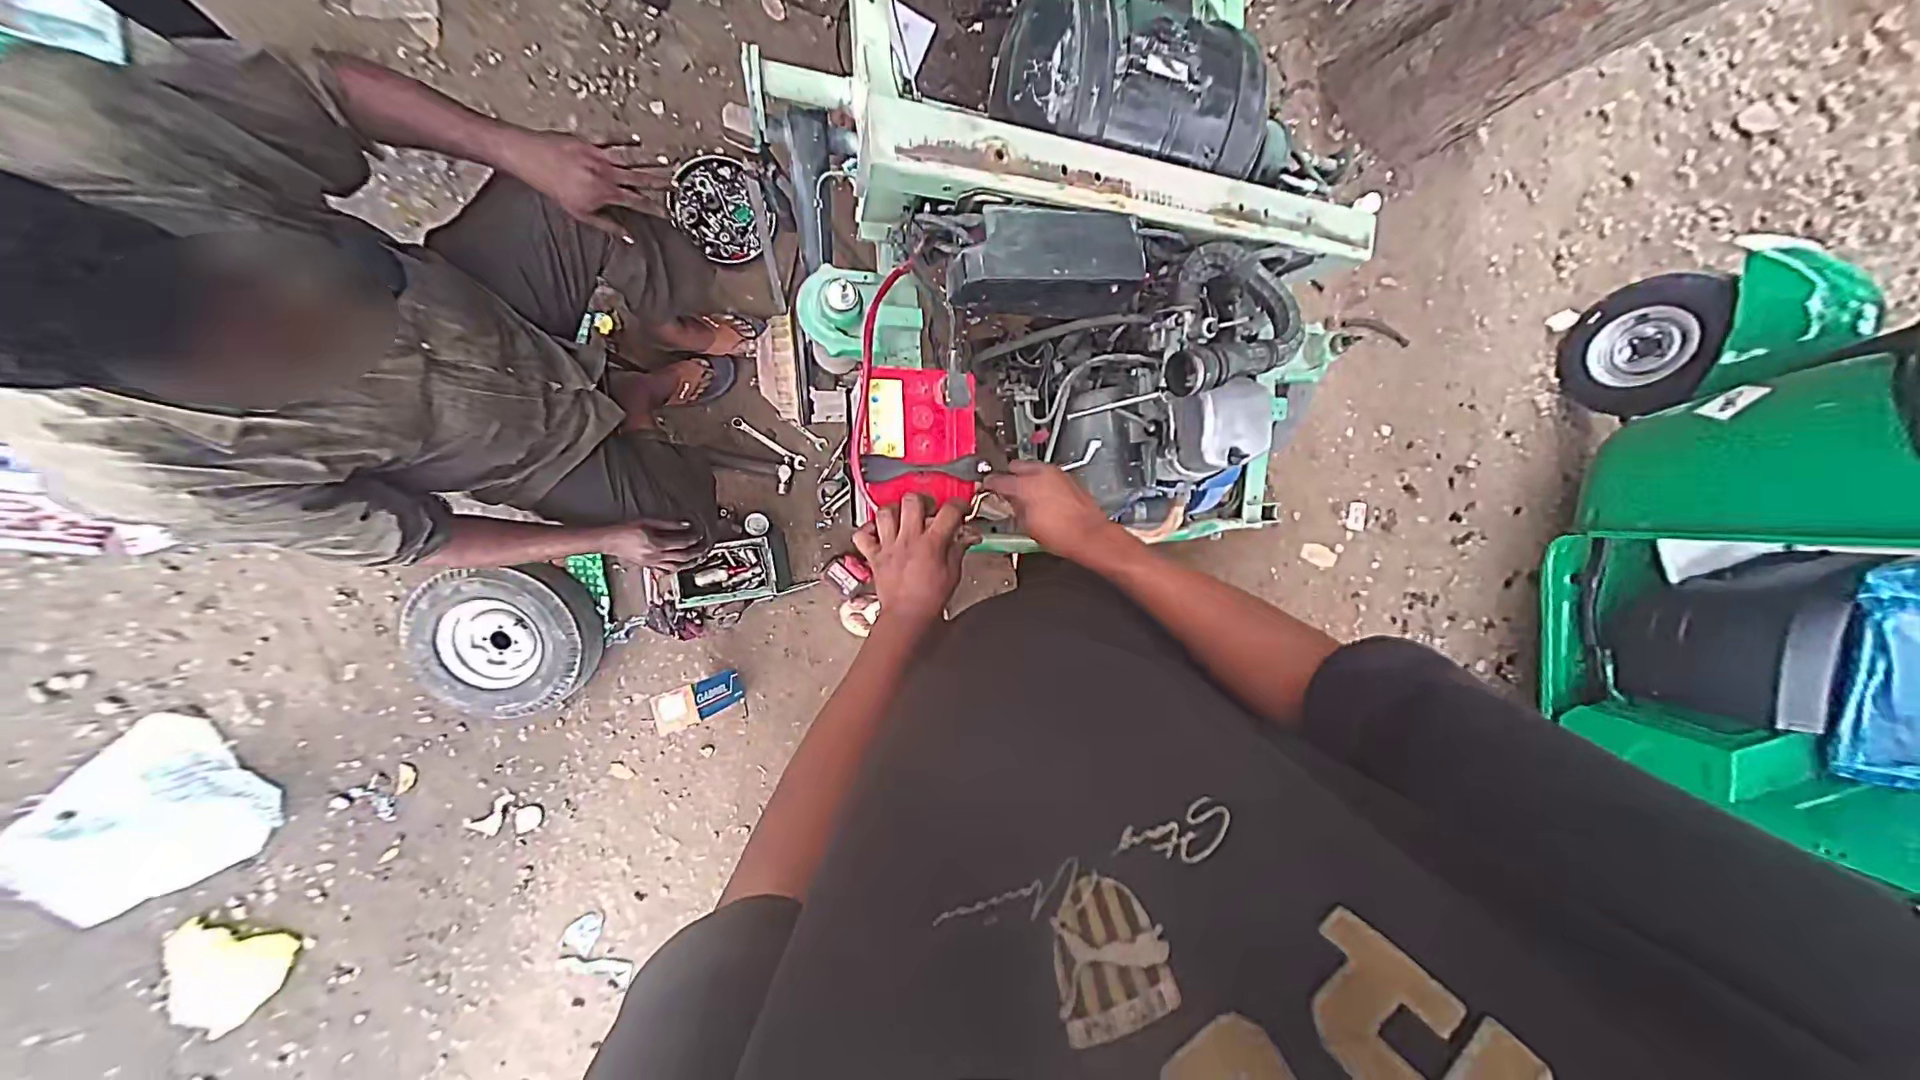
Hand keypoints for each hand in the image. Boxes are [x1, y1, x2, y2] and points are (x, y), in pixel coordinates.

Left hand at [496, 131, 667, 237]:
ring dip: (650, 160)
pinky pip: (611, 139)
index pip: (637, 202)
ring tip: (666, 161)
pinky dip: (625, 139)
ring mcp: (598, 154)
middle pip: (640, 178)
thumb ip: (607, 225)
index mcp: (605, 192)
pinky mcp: (588, 141)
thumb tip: (627, 237)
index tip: (668, 211)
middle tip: (676, 183)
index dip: (655, 207)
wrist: (527, 156)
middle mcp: (605, 172)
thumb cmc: (551, 186)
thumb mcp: (580, 213)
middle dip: (660, 182)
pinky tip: (637, 140)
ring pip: (630, 158)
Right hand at [600, 518, 704, 568]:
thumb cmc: (625, 530)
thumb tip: (686, 525)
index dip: (694, 539)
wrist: (609, 540)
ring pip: (677, 566)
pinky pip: (667, 570)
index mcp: (656, 544)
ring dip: (690, 562)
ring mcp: (653, 563)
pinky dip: (677, 568)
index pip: (682, 543)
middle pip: (683, 556)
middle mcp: (656, 556)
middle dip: (697, 552)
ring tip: (698, 557)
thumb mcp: (648, 521)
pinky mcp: (649, 566)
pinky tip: (681, 565)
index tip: (700, 535)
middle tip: (705, 547)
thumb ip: (668, 524)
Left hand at [852, 494, 969, 631]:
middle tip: (928, 508)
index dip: (958, 505)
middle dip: (923, 500)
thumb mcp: (953, 573)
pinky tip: (878, 531)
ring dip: (895, 510)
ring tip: (903, 516)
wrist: (907, 617)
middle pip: (912, 501)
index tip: (960, 509)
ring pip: (885, 512)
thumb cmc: (929, 600)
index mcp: (931, 544)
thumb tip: (967, 536)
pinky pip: (862, 535)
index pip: (949, 512)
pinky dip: (868, 530)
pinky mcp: (874, 556)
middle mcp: (908, 540)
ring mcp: (889, 546)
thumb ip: (958, 549)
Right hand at [982, 460, 1125, 562]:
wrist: (1090, 535)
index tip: (987, 488)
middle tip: (1006, 490)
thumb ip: (1014, 508)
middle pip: (1015, 466)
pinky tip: (1041, 496)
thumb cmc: (1062, 534)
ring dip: (1025, 477)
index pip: (998, 479)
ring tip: (1024, 495)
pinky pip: (1047, 474)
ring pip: (1033, 467)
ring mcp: (1056, 473)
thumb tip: (1010, 502)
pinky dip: (1040, 481)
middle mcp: (1041, 473)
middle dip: (1009, 476)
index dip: (989, 484)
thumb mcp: (1027, 525)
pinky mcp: (1067, 478)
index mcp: (1025, 485)